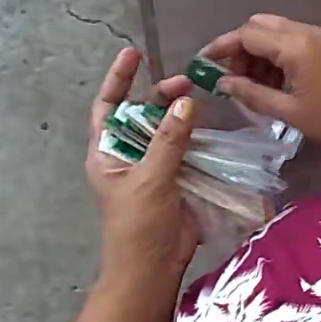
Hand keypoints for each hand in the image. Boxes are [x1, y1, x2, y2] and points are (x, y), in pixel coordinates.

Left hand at [87, 47, 200, 276]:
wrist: (154, 268)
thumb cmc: (138, 225)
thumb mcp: (150, 179)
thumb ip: (169, 140)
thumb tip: (186, 102)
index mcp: (108, 153)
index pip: (107, 107)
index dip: (117, 79)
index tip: (133, 53)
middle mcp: (129, 155)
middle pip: (143, 114)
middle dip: (160, 96)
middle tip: (186, 84)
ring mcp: (155, 166)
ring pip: (169, 130)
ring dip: (183, 115)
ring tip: (201, 100)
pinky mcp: (179, 178)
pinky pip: (188, 149)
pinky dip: (199, 136)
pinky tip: (212, 125)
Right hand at [201, 14, 320, 150]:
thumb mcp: (288, 112)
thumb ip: (252, 94)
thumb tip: (223, 83)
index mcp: (295, 46)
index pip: (247, 35)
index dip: (222, 48)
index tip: (204, 64)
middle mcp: (306, 32)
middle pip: (259, 27)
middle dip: (241, 49)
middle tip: (235, 80)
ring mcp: (318, 36)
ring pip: (275, 33)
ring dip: (259, 54)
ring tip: (255, 87)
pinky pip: (292, 41)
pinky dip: (277, 56)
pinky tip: (275, 83)